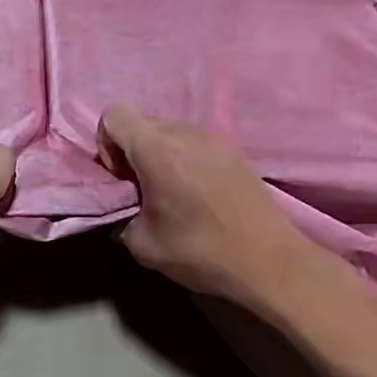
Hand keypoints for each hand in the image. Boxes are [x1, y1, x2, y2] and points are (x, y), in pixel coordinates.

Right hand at [96, 104, 335, 308]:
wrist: (269, 262)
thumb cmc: (200, 252)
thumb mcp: (143, 244)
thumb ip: (120, 218)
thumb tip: (123, 211)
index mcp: (157, 150)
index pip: (115, 114)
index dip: (107, 143)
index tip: (121, 177)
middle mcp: (185, 133)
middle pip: (142, 122)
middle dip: (132, 151)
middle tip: (142, 189)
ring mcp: (213, 138)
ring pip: (169, 131)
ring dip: (160, 154)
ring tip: (171, 192)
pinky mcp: (234, 150)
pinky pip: (194, 142)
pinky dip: (185, 159)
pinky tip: (197, 192)